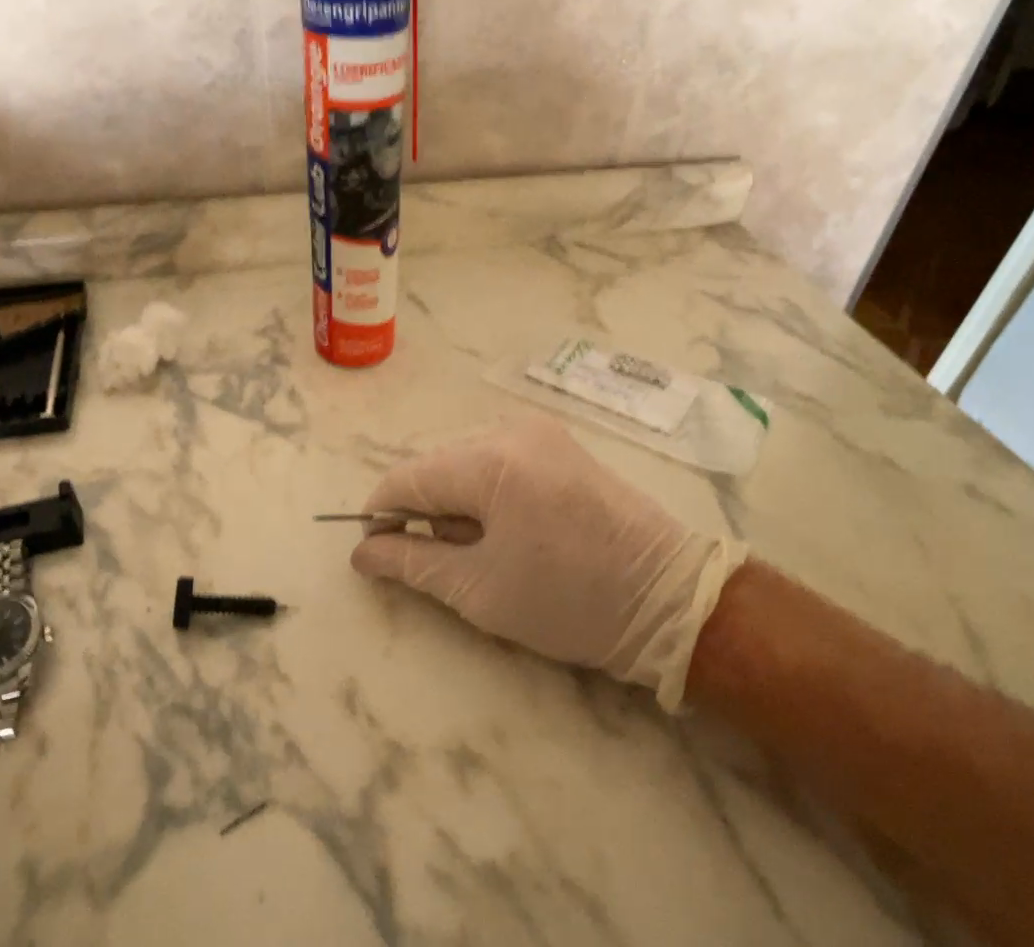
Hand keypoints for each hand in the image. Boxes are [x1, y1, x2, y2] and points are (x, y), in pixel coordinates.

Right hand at [350, 417, 747, 709]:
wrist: (671, 602)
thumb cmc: (569, 601)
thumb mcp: (478, 589)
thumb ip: (410, 562)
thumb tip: (362, 551)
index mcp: (490, 461)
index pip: (406, 478)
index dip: (381, 516)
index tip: (377, 555)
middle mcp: (512, 431)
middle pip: (435, 467)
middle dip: (425, 514)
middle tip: (449, 567)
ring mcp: (542, 434)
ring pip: (466, 465)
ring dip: (457, 507)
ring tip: (487, 555)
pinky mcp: (563, 448)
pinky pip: (500, 464)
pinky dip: (488, 498)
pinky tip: (512, 535)